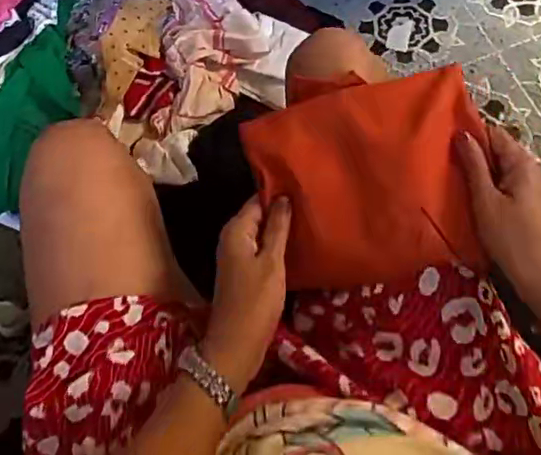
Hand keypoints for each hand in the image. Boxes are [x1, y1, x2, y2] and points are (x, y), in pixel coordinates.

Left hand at [202, 196, 289, 391]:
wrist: (235, 349)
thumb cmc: (255, 302)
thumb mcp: (272, 262)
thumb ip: (278, 227)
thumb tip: (283, 196)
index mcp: (235, 230)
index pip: (257, 200)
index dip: (278, 194)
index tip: (302, 190)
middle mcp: (231, 238)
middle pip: (258, 215)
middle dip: (281, 211)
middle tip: (309, 206)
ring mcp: (235, 256)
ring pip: (260, 232)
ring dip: (279, 230)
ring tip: (306, 223)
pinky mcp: (241, 271)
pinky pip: (260, 248)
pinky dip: (275, 246)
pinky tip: (294, 247)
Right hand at [456, 128, 540, 322]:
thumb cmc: (511, 239)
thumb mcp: (485, 200)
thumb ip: (473, 164)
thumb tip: (462, 134)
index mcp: (522, 161)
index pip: (493, 132)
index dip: (471, 136)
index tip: (448, 145)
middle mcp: (533, 167)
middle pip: (499, 149)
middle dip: (476, 156)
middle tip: (451, 167)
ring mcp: (537, 186)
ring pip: (503, 168)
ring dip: (484, 174)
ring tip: (461, 184)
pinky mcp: (536, 203)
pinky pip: (510, 184)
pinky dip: (495, 187)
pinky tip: (480, 201)